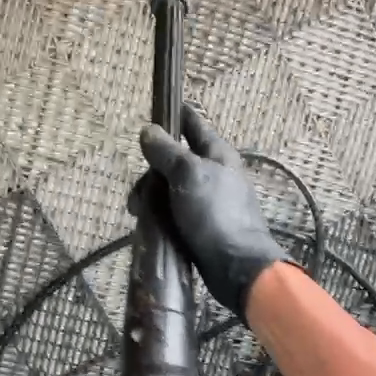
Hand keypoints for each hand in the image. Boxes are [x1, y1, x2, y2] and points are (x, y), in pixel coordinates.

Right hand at [138, 106, 289, 316]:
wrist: (236, 266)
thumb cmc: (215, 214)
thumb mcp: (188, 174)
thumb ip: (167, 152)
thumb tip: (148, 130)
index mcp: (218, 154)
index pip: (194, 124)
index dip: (175, 116)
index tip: (157, 109)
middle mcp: (214, 174)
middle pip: (174, 161)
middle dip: (152, 171)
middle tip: (139, 189)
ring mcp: (208, 202)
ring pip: (170, 190)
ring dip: (151, 197)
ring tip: (139, 212)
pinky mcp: (201, 227)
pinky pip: (174, 214)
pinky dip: (159, 216)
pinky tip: (149, 225)